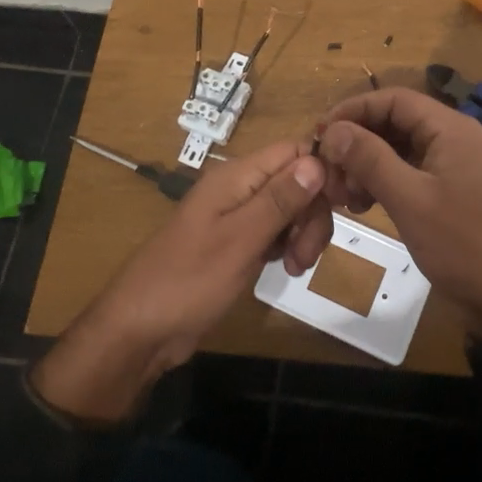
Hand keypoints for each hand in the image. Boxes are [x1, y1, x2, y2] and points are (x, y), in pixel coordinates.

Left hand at [30, 142, 333, 420]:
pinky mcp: (237, 243)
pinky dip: (288, 246)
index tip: (341, 206)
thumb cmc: (188, 281)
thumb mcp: (240, 240)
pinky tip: (287, 269)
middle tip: (307, 254)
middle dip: (313, 213)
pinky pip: (276, 232)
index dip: (322, 170)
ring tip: (296, 267)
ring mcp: (238, 217)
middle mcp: (239, 189)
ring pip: (291, 208)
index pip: (294, 151)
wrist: (140, 330)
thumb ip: (280, 200)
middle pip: (297, 181)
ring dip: (304, 234)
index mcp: (237, 177)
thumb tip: (317, 161)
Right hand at [318, 88, 481, 343]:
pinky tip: (362, 204)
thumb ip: (370, 159)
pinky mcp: (450, 189)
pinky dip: (383, 181)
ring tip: (343, 195)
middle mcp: (454, 137)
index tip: (319, 135)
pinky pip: (409, 170)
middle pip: (395, 121)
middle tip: (329, 174)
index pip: (394, 98)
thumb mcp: (410, 200)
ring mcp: (454, 164)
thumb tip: (332, 130)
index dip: (353, 110)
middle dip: (358, 142)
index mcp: (450, 128)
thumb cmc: (462, 245)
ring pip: (399, 147)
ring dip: (367, 164)